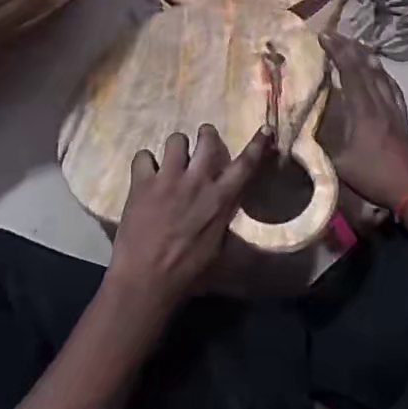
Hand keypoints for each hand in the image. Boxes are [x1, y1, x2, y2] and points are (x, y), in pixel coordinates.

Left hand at [109, 125, 271, 304]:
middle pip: (208, 140)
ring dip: (176, 149)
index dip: (257, 145)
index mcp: (220, 199)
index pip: (245, 165)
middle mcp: (197, 181)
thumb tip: (223, 206)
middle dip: (207, 135)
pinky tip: (145, 175)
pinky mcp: (142, 183)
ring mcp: (168, 179)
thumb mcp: (217, 245)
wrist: (147, 279)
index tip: (265, 129)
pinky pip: (143, 156)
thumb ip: (221, 217)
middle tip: (203, 140)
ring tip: (171, 161)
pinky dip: (145, 163)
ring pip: (176, 140)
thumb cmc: (187, 271)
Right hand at [320, 35, 407, 211]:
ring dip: (367, 57)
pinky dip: (383, 73)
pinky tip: (381, 73)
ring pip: (382, 74)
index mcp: (363, 110)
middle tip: (335, 35)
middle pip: (366, 67)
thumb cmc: (375, 177)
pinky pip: (392, 86)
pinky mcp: (403, 117)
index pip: (351, 72)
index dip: (338, 51)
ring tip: (356, 46)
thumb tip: (299, 131)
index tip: (324, 36)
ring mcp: (395, 109)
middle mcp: (380, 103)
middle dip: (350, 48)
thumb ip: (320, 144)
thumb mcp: (340, 164)